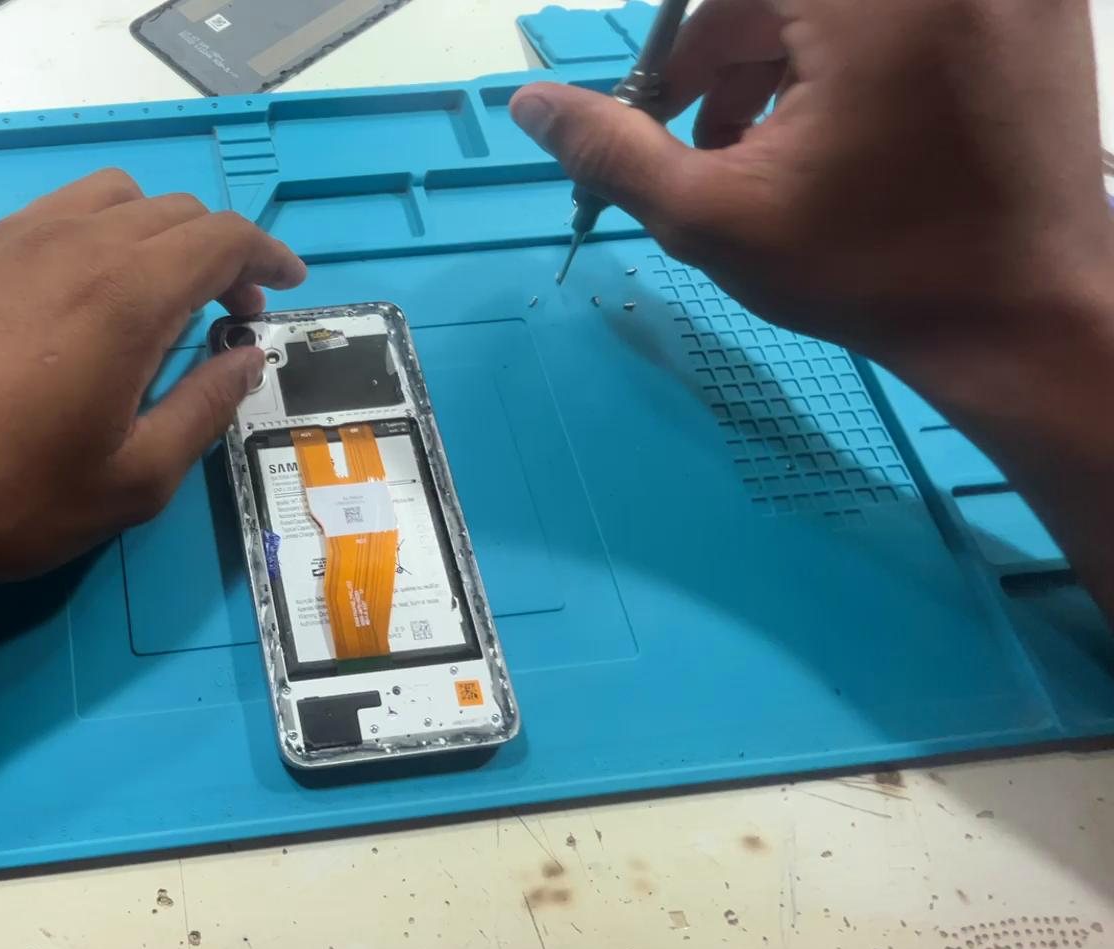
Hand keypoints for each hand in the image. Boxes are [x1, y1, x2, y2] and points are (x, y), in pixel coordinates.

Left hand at [0, 169, 305, 600]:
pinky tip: (75, 305)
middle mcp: (68, 243)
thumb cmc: (14, 501)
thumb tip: (248, 359)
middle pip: (169, 211)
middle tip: (225, 318)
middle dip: (216, 254)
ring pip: (105, 201)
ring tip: (153, 303)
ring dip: (152, 238)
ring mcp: (5, 242)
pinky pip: (46, 221)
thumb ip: (206, 407)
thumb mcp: (136, 477)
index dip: (265, 258)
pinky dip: (89, 241)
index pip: (221, 236)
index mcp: (125, 292)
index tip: (283, 290)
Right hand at [509, 0, 1113, 416]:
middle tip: (693, 145)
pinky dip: (832, 62)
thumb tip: (529, 103)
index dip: (681, 48)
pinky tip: (815, 138)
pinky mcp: (1028, 12)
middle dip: (720, 58)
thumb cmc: (850, 264)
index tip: (657, 109)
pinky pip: (893, 15)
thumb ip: (609, 150)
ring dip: (768, 65)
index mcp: (878, 5)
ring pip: (831, 7)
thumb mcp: (702, 214)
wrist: (1010, 310)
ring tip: (750, 156)